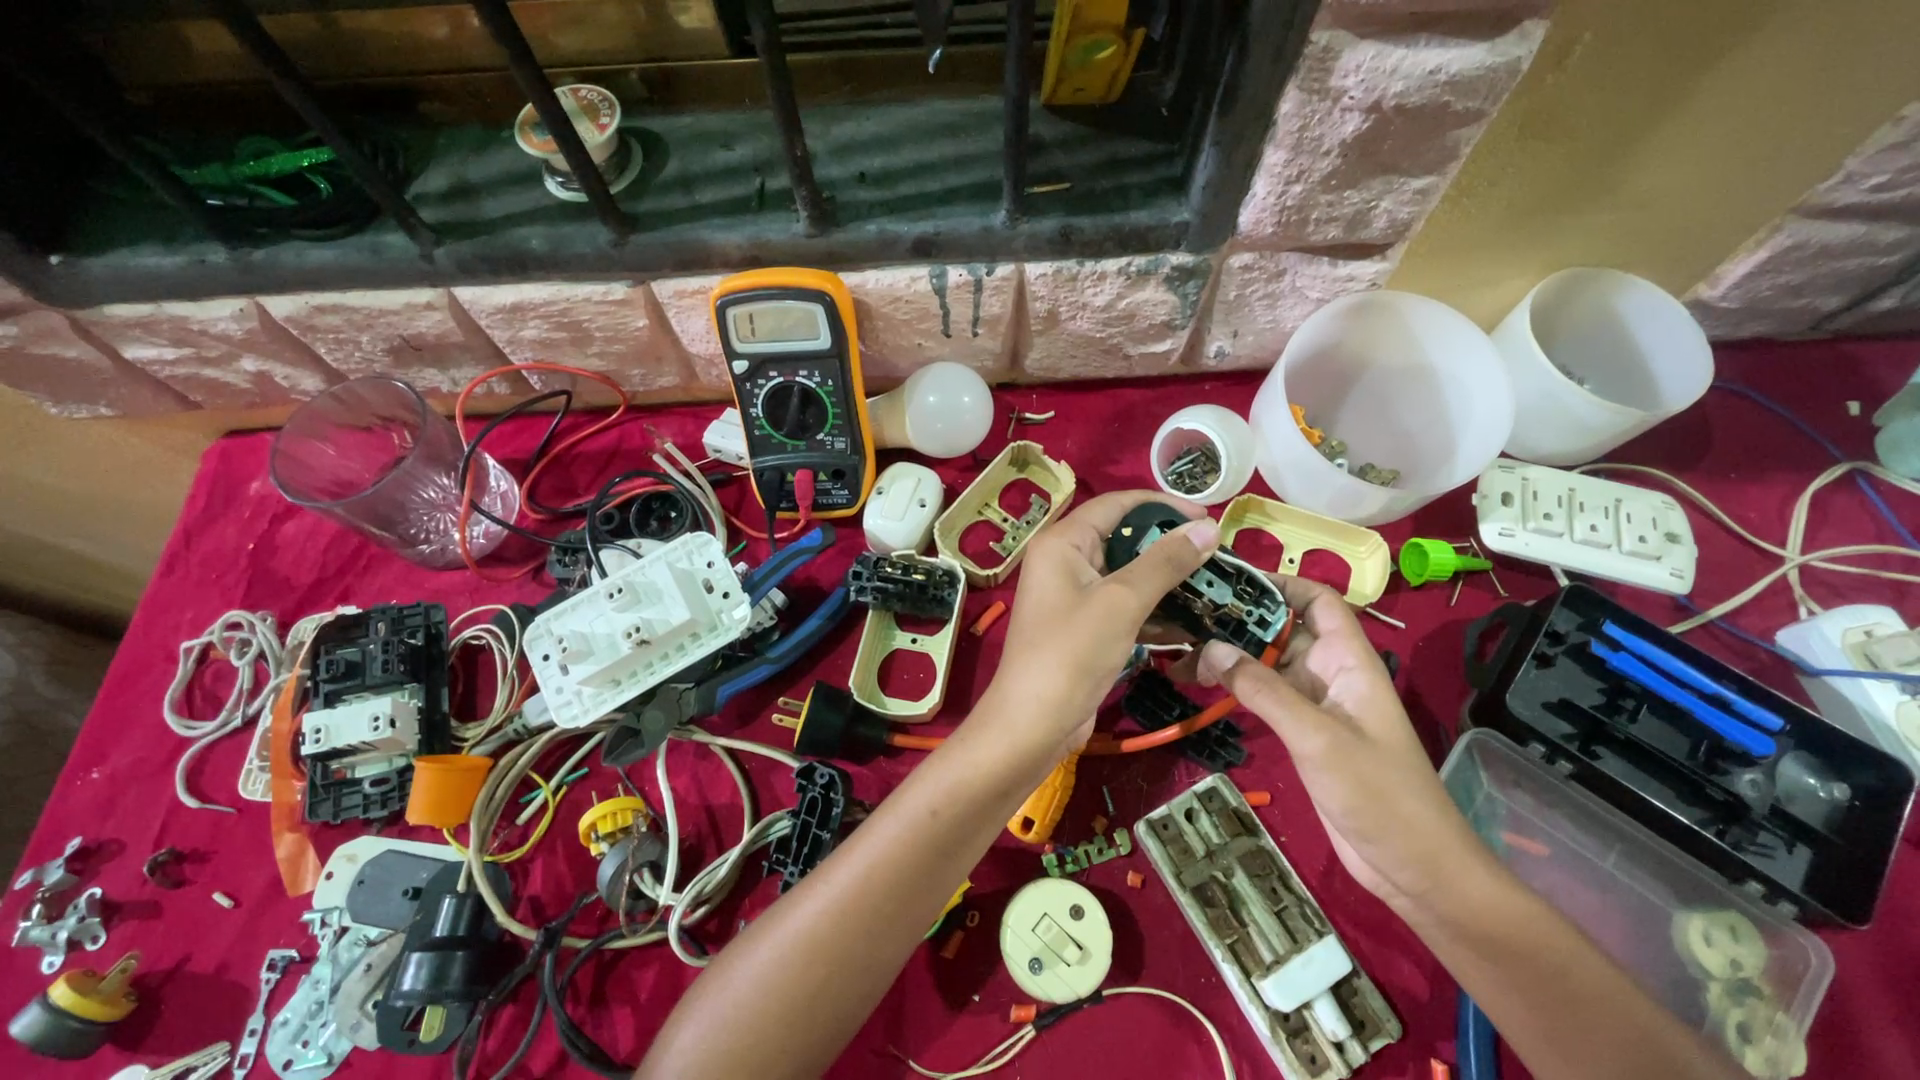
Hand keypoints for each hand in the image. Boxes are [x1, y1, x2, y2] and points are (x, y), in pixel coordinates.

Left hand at [981, 491, 1218, 758]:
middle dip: (1169, 545)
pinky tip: (1190, 621)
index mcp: (1063, 542)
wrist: (1033, 724)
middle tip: (1216, 556)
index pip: (1118, 504)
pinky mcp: (1085, 627)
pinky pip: (1124, 605)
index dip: (1164, 506)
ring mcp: (1074, 596)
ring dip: (1166, 580)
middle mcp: (1065, 561)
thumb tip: (1208, 528)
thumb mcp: (1122, 602)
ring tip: (1213, 587)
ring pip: (1128, 574)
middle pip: (1125, 537)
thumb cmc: (1072, 654)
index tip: (1210, 519)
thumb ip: (1166, 562)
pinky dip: (1154, 609)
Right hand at [1193, 576, 1494, 913]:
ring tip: (1178, 650)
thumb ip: (1263, 690)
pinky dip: (1233, 688)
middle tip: (1183, 614)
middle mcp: (1330, 674)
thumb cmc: (1378, 793)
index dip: (1278, 583)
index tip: (1226, 579)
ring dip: (1229, 656)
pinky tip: (1199, 686)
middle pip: (1282, 630)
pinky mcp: (1302, 735)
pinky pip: (1263, 698)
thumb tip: (1209, 648)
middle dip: (1238, 620)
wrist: (1411, 863)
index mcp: (1349, 661)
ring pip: (1267, 665)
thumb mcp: (1317, 736)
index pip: (1317, 601)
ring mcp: (1315, 705)